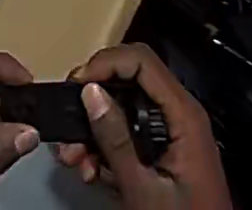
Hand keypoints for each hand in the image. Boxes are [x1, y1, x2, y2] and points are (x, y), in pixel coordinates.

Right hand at [54, 44, 232, 209]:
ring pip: (123, 106)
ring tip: (74, 158)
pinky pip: (128, 130)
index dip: (105, 63)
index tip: (76, 85)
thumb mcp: (144, 191)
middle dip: (93, 98)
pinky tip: (90, 169)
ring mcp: (171, 130)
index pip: (140, 60)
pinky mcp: (163, 149)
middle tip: (68, 124)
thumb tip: (89, 90)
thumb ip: (116, 140)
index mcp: (183, 114)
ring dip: (93, 127)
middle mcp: (178, 113)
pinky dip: (105, 144)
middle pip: (128, 79)